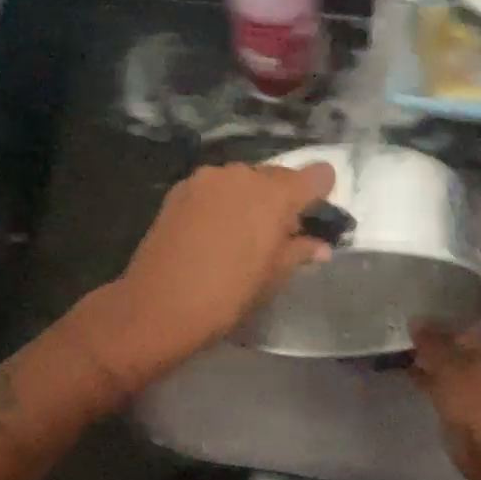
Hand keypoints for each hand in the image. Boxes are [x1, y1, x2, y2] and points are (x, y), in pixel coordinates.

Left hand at [74, 161, 335, 389]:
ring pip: (243, 180)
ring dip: (250, 199)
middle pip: (276, 176)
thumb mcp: (273, 277)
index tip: (316, 214)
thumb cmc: (228, 294)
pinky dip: (222, 202)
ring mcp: (207, 178)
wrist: (159, 304)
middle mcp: (242, 174)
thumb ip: (300, 252)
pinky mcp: (180, 189)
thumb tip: (321, 247)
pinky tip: (214, 232)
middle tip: (279, 234)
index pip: (315, 175)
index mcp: (274, 194)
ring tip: (242, 235)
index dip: (321, 192)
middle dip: (283, 199)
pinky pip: (215, 188)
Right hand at [409, 322, 480, 471]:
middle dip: (430, 332)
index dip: (443, 311)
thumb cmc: (471, 398)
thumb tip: (416, 319)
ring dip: (423, 354)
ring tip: (396, 339)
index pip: (464, 319)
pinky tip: (401, 366)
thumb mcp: (447, 364)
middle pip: (452, 340)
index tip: (419, 301)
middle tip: (401, 318)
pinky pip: (436, 380)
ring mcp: (467, 382)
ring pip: (442, 361)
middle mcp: (478, 360)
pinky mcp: (456, 402)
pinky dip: (421, 374)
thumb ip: (431, 341)